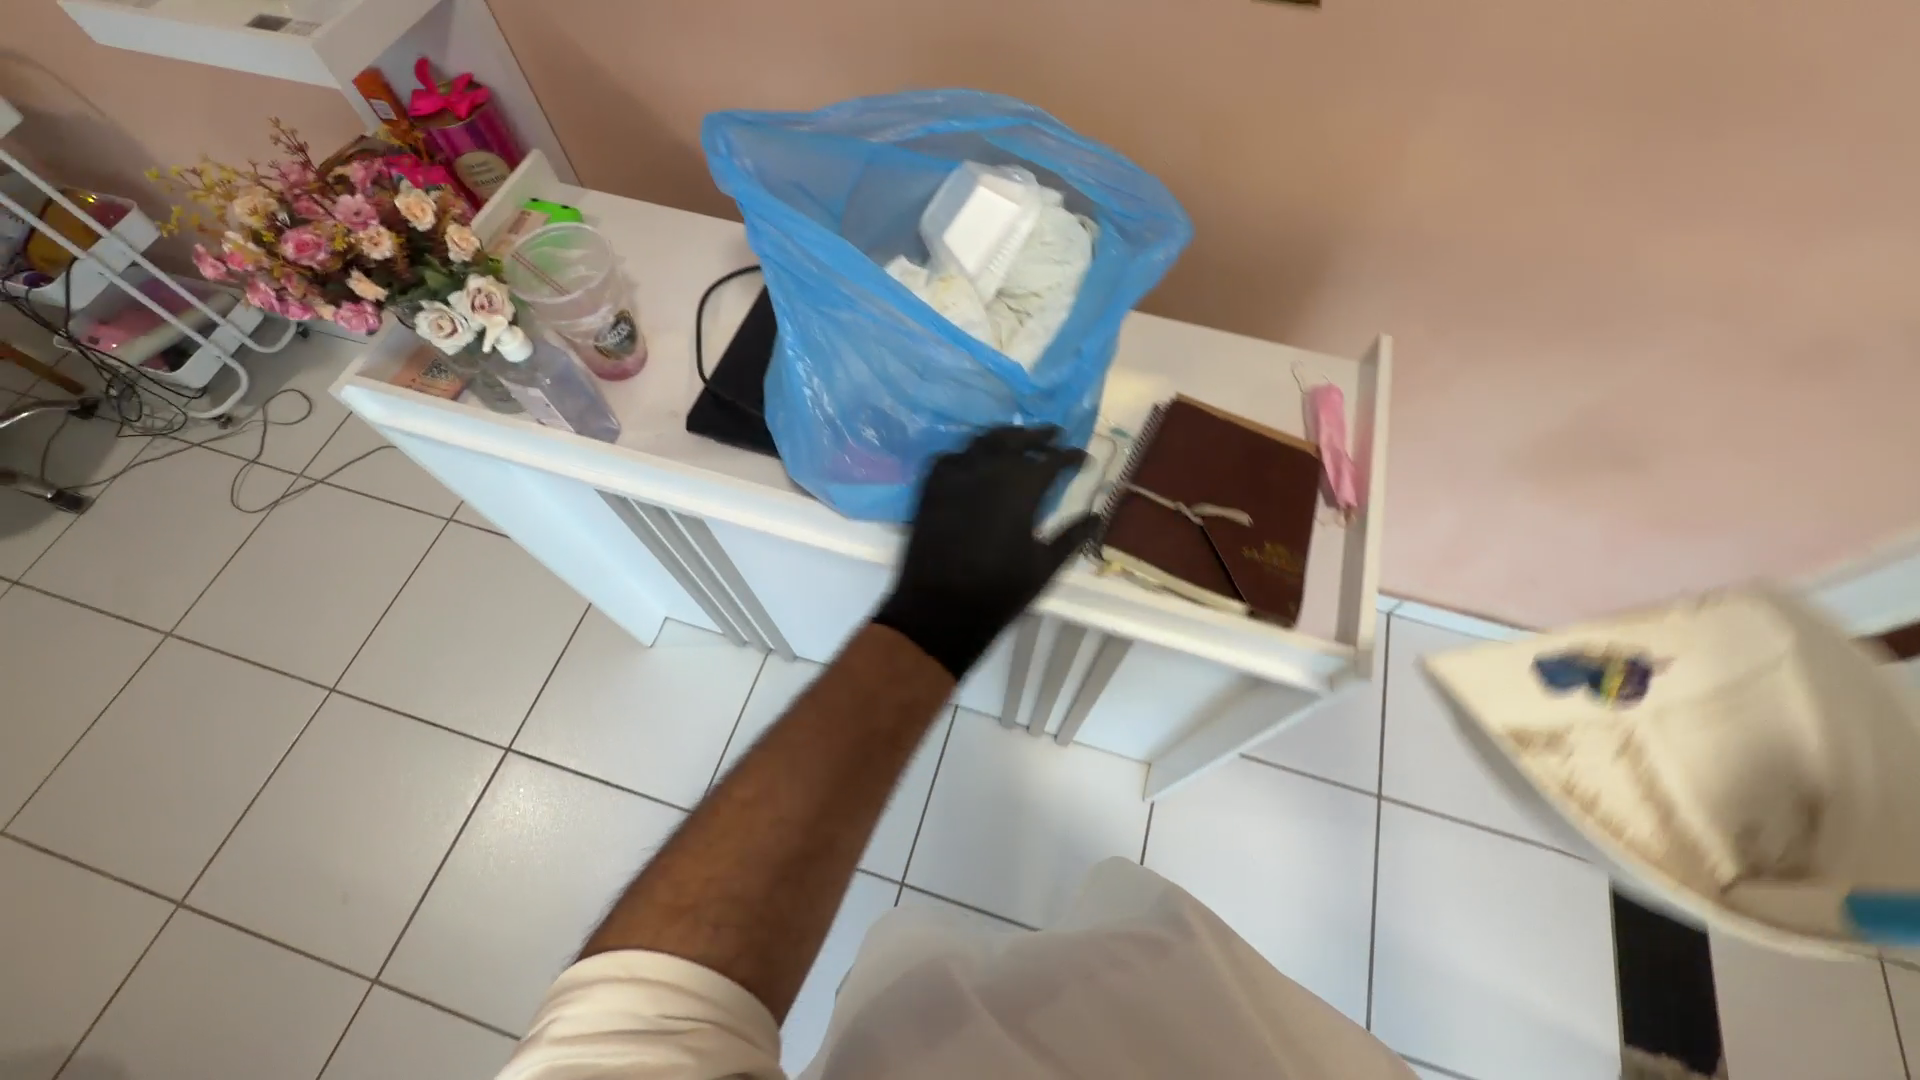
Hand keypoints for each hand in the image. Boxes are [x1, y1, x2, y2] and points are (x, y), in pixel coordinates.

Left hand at [874, 426, 1097, 676]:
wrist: (940, 606)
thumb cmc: (999, 590)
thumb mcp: (1045, 566)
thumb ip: (1073, 536)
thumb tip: (1097, 515)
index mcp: (1021, 487)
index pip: (1052, 460)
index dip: (1069, 457)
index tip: (1081, 457)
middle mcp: (989, 470)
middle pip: (1016, 439)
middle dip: (1038, 435)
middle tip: (1053, 434)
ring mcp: (956, 475)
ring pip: (983, 441)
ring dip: (1004, 437)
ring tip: (1017, 439)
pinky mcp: (931, 486)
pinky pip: (952, 457)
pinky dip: (970, 453)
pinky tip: (976, 461)